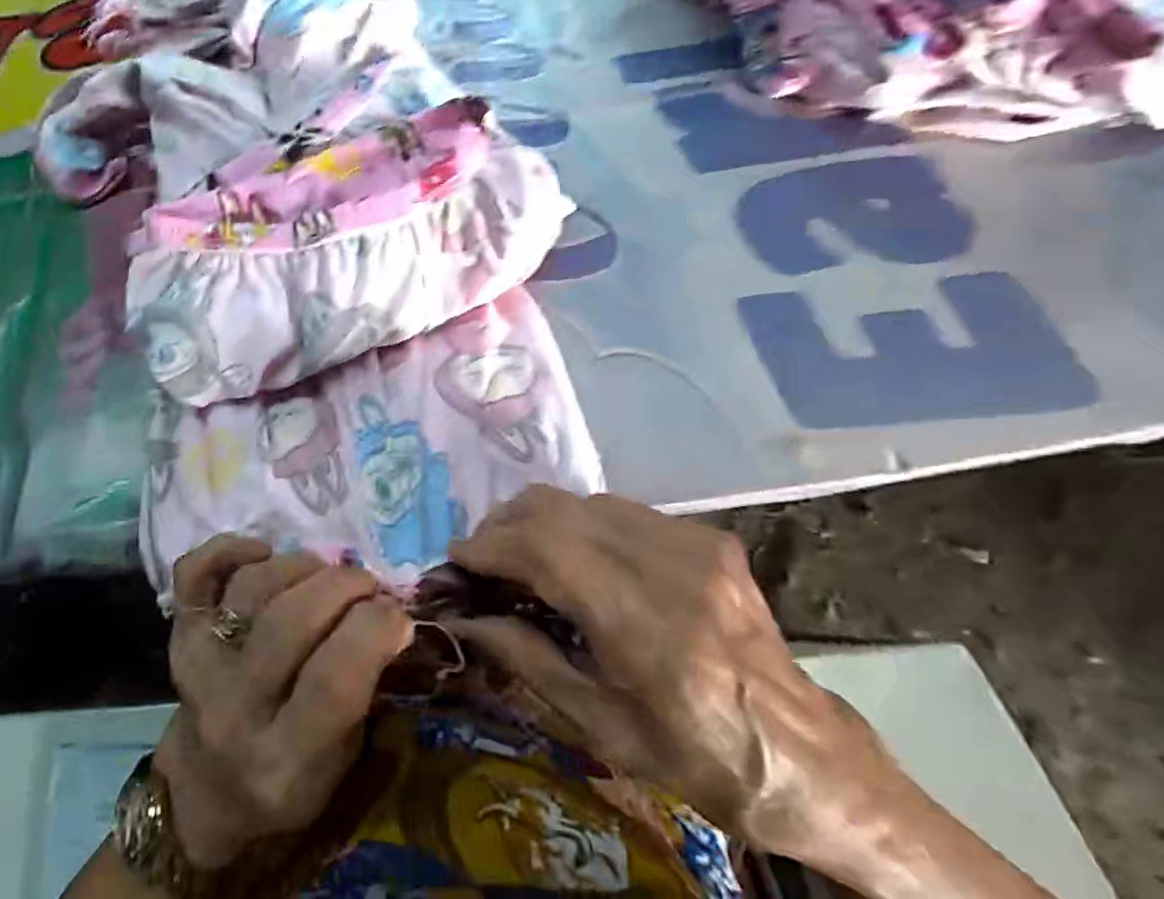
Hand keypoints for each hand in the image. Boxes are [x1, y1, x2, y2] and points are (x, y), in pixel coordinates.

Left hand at [154, 536, 412, 869]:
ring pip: (251, 588)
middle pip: (288, 623)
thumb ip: (360, 692)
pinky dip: (227, 548)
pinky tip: (263, 552)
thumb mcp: (339, 761)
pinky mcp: (177, 633)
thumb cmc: (286, 780)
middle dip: (341, 587)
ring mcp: (196, 664)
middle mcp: (232, 708)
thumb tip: (388, 613)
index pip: (331, 683)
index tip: (398, 613)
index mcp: (283, 763)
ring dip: (300, 565)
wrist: (204, 786)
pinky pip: (192, 573)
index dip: (373, 633)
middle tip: (368, 583)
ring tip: (327, 573)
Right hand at [443, 488, 895, 850]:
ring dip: (536, 522)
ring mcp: (694, 545)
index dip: (487, 547)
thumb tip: (461, 618)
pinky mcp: (708, 539)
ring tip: (520, 559)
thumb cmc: (696, 757)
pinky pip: (616, 509)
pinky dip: (577, 525)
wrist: (809, 765)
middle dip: (501, 526)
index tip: (455, 560)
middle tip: (481, 561)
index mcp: (645, 623)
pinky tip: (575, 560)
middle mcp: (670, 567)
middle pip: (554, 508)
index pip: (541, 549)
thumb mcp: (598, 724)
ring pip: (580, 499)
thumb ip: (523, 657)